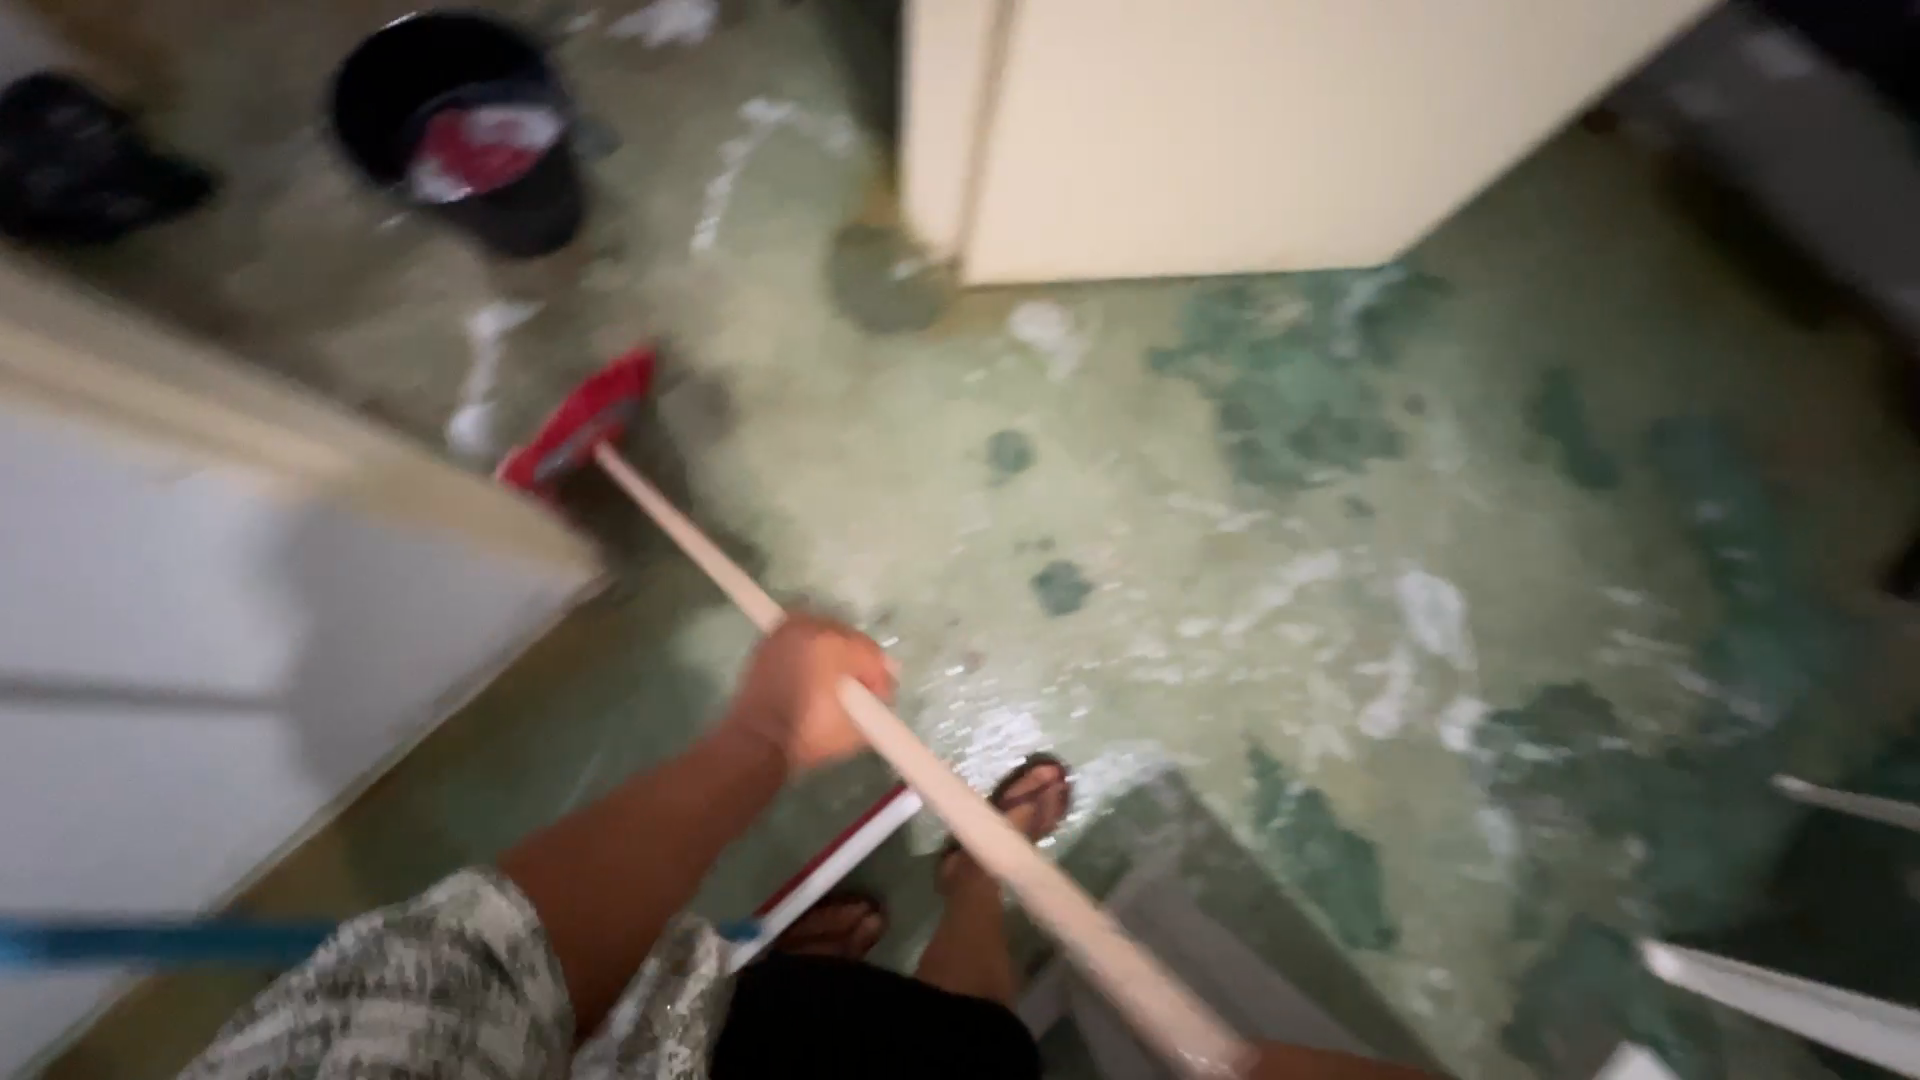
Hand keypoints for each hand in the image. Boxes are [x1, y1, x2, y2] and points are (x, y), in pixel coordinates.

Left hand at [719, 613, 895, 772]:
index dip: (880, 677)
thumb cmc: (808, 733)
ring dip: (835, 652)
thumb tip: (880, 693)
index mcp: (834, 643)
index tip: (879, 697)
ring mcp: (787, 630)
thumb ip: (878, 704)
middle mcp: (810, 626)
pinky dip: (812, 650)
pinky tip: (814, 672)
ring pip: (825, 633)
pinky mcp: (770, 640)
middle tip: (859, 690)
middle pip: (850, 638)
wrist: (756, 741)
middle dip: (858, 661)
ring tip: (834, 681)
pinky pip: (802, 637)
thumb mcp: (857, 728)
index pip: (872, 653)